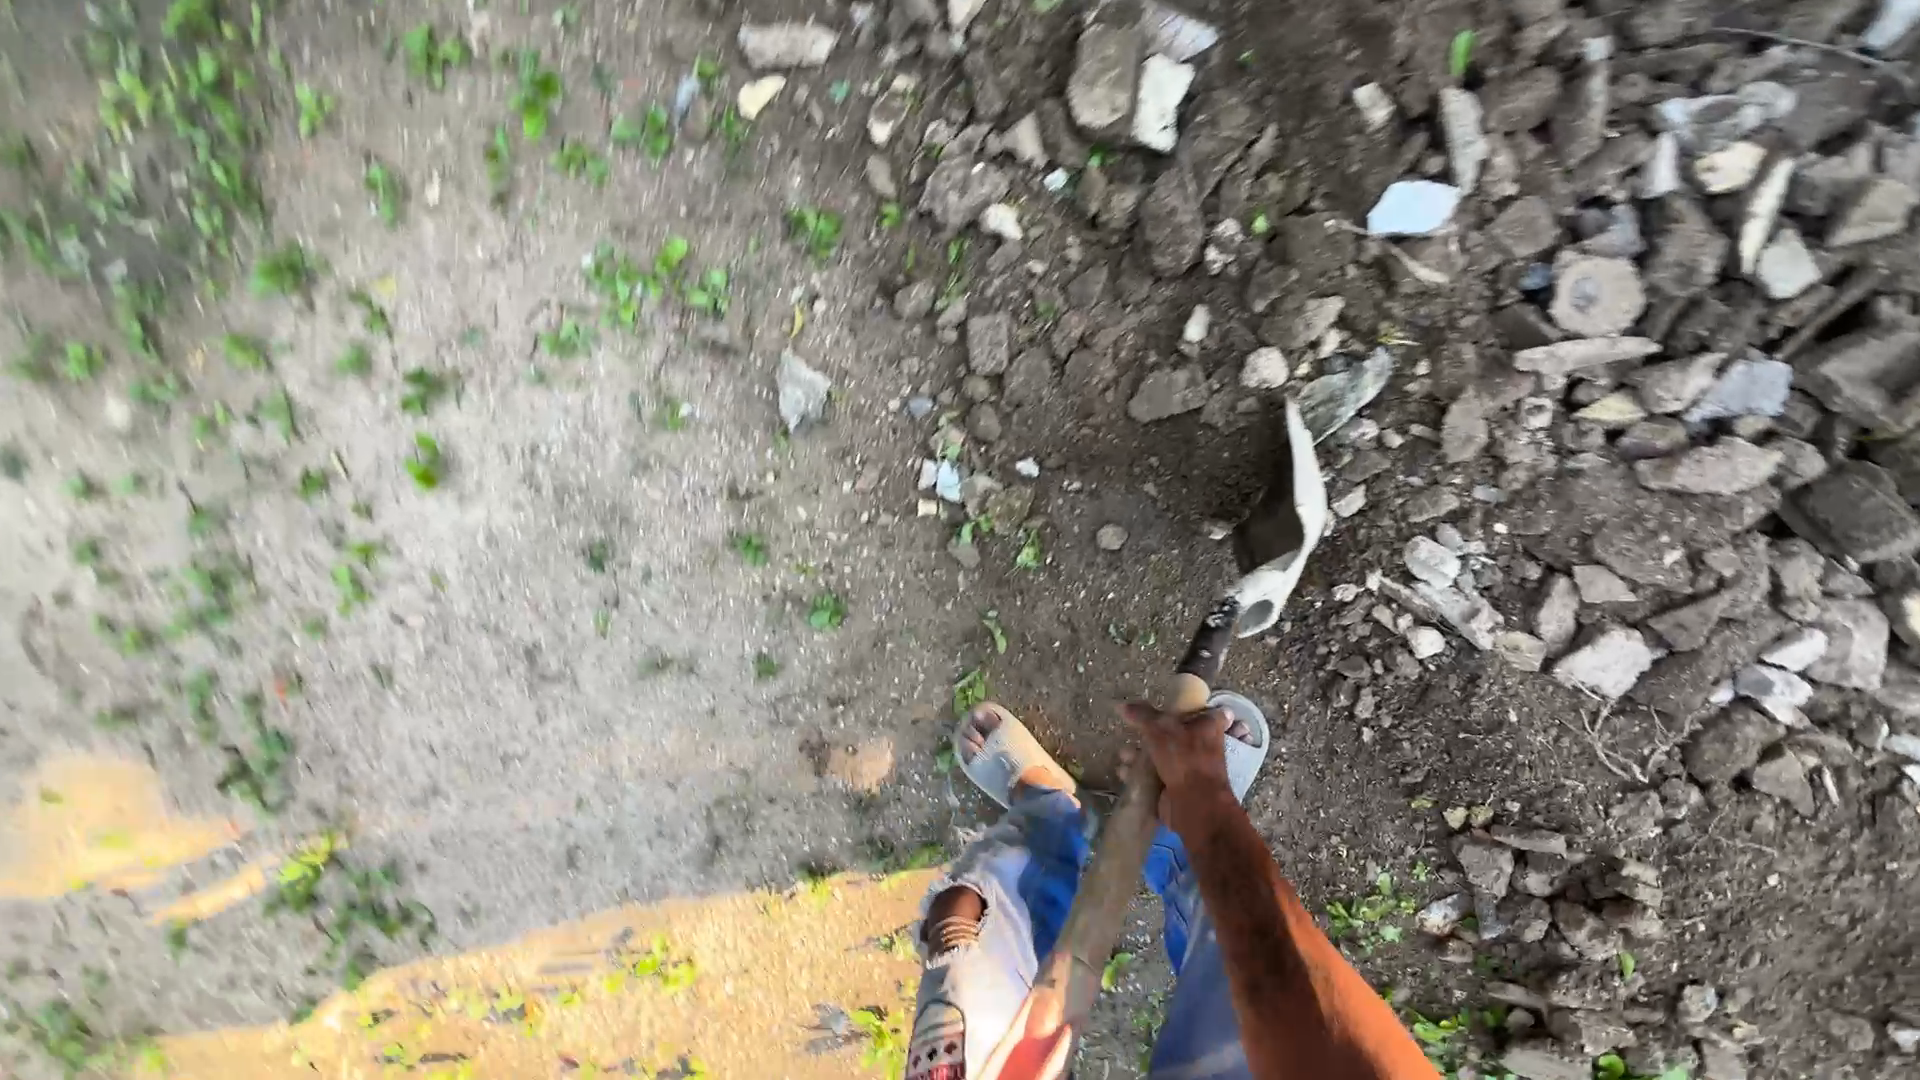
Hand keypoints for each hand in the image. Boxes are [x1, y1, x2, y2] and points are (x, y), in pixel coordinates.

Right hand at [1119, 702, 1235, 829]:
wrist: (1195, 804)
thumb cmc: (1185, 758)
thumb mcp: (1161, 729)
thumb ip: (1142, 715)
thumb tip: (1122, 706)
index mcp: (1208, 729)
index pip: (1210, 712)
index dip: (1196, 707)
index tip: (1177, 703)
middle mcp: (1202, 748)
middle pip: (1177, 734)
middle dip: (1152, 733)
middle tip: (1135, 728)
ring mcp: (1189, 770)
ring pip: (1162, 757)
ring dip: (1140, 755)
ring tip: (1124, 755)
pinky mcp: (1176, 788)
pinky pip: (1154, 777)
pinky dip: (1138, 774)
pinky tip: (1123, 772)